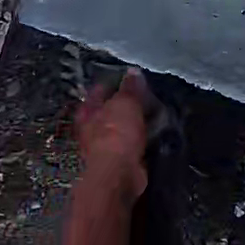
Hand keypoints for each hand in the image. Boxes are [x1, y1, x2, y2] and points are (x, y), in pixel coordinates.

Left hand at [74, 68, 153, 195]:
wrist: (119, 174)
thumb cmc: (116, 133)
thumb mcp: (126, 103)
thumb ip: (130, 88)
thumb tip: (133, 71)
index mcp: (88, 110)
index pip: (99, 90)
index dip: (114, 82)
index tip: (131, 77)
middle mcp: (92, 128)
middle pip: (110, 110)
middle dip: (126, 103)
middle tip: (147, 94)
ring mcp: (106, 146)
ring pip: (123, 127)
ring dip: (136, 121)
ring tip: (155, 111)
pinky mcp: (120, 160)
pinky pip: (134, 143)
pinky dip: (143, 138)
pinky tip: (156, 132)